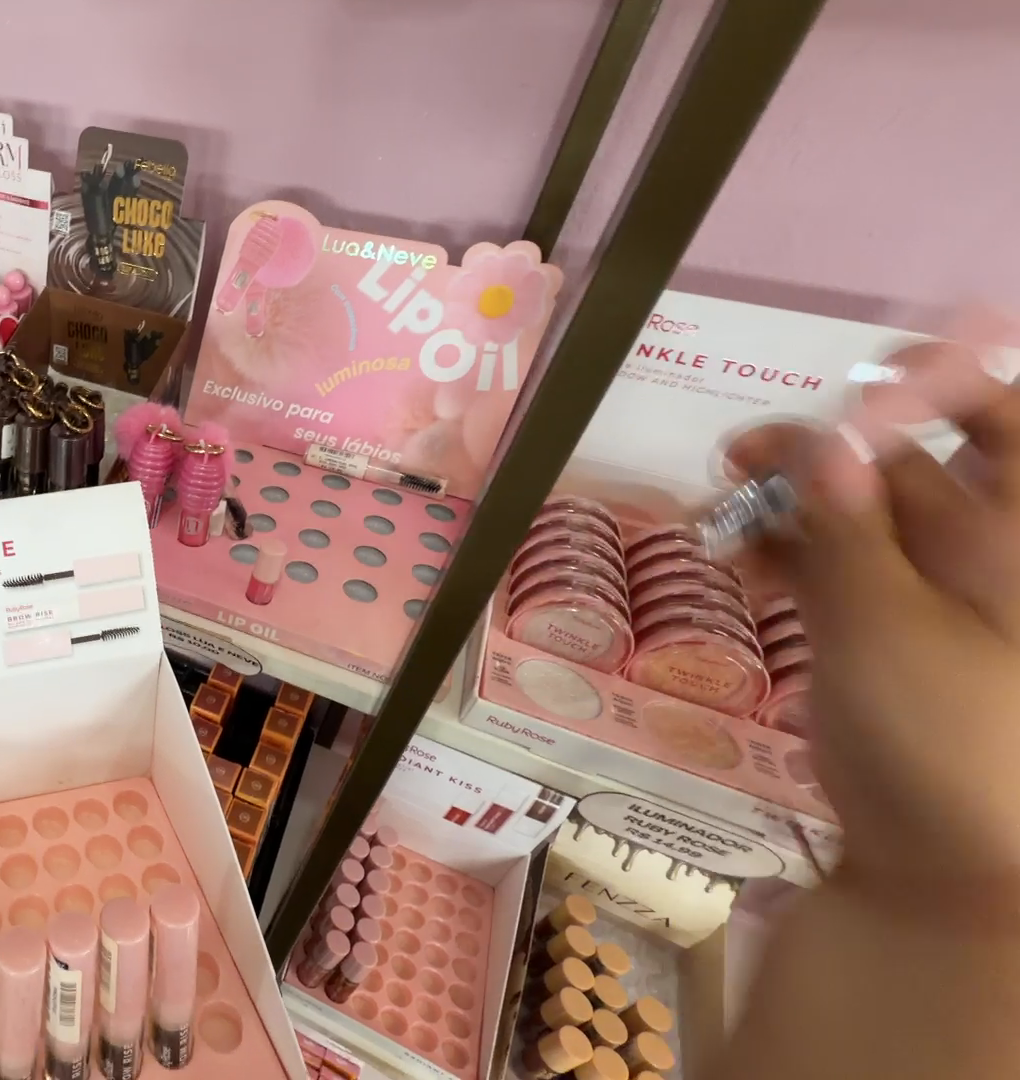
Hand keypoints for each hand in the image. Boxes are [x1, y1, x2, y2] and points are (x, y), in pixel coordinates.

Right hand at [734, 326, 1019, 909]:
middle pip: (905, 465)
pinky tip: (739, 572)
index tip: (846, 379)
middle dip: (817, 456)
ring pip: (852, 517)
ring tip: (715, 526)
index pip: (1006, 422)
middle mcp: (987, 550)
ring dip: (782, 511)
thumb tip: (821, 436)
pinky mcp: (884, 625)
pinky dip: (783, 559)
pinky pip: (832, 566)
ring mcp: (932, 590)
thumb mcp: (886, 627)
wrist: (953, 859)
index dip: (940, 385)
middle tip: (729, 464)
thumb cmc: (949, 737)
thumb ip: (849, 530)